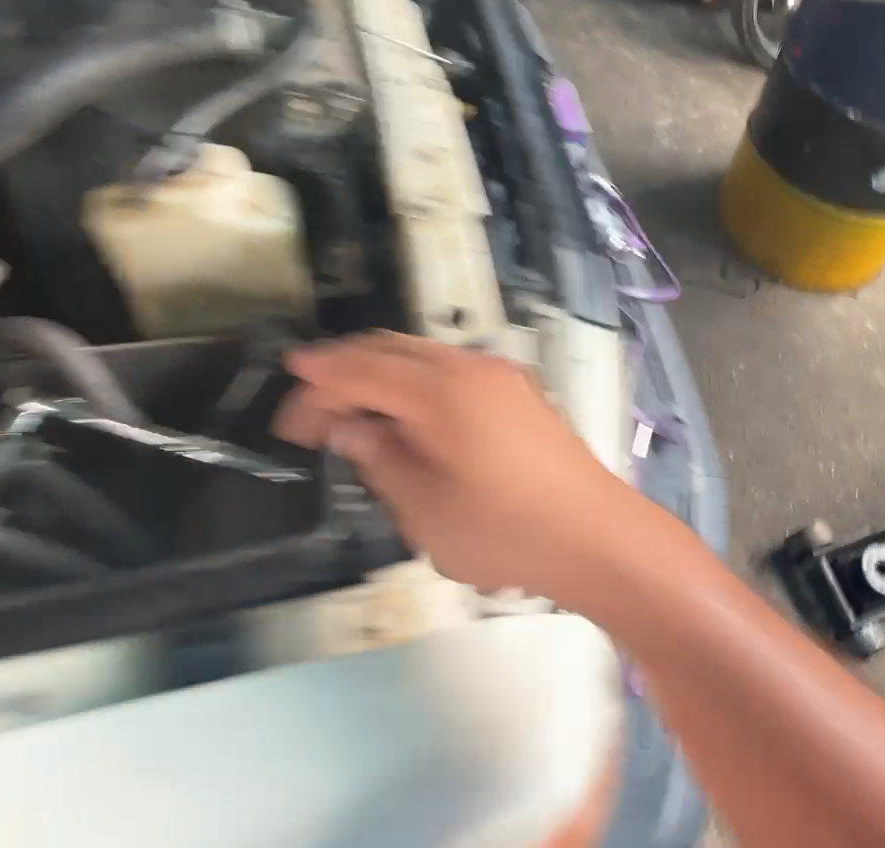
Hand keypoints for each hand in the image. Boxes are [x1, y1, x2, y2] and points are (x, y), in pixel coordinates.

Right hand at [273, 332, 659, 602]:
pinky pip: (452, 370)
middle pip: (391, 348)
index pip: (361, 371)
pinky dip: (416, 383)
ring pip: (423, 355)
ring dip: (380, 375)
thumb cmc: (506, 533)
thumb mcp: (425, 510)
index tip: (287, 417)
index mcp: (443, 390)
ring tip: (350, 413)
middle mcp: (473, 367)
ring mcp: (502, 375)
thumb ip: (381, 459)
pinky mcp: (520, 392)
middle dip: (343, 372)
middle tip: (309, 409)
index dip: (317, 389)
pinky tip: (405, 417)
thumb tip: (352, 428)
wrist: (596, 536)